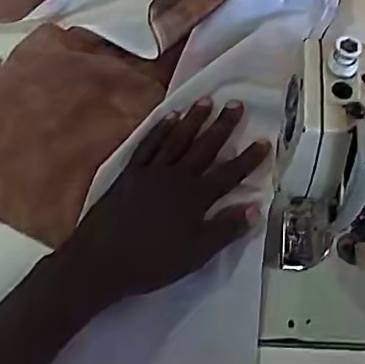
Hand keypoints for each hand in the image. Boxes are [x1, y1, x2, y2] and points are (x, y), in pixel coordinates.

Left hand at [53, 99, 268, 305]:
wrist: (100, 261)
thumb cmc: (151, 263)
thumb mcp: (195, 254)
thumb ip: (225, 230)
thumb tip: (255, 208)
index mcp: (195, 198)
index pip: (229, 174)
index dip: (248, 158)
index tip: (264, 141)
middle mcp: (177, 177)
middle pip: (205, 147)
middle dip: (223, 126)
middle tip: (237, 104)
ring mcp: (153, 171)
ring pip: (179, 139)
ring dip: (194, 119)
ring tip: (207, 100)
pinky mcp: (131, 171)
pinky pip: (150, 144)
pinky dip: (161, 129)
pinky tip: (170, 116)